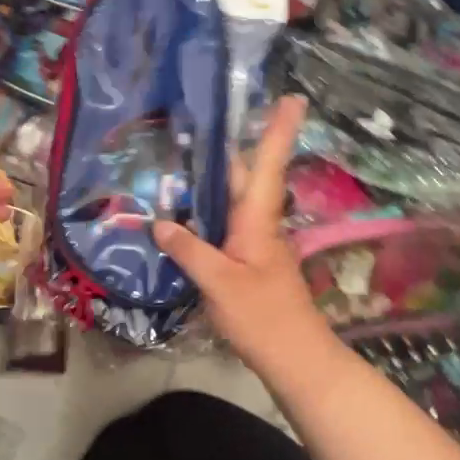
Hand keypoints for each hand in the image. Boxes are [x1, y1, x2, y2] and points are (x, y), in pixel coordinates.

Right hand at [153, 96, 336, 373]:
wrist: (298, 362)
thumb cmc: (263, 317)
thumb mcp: (219, 282)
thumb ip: (188, 249)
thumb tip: (161, 221)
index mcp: (257, 220)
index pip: (269, 164)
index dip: (280, 130)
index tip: (294, 98)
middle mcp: (260, 224)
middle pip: (248, 175)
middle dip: (238, 143)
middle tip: (210, 115)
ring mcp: (257, 243)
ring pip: (236, 199)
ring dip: (219, 175)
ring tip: (187, 153)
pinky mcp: (249, 262)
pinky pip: (227, 222)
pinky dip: (209, 207)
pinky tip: (185, 211)